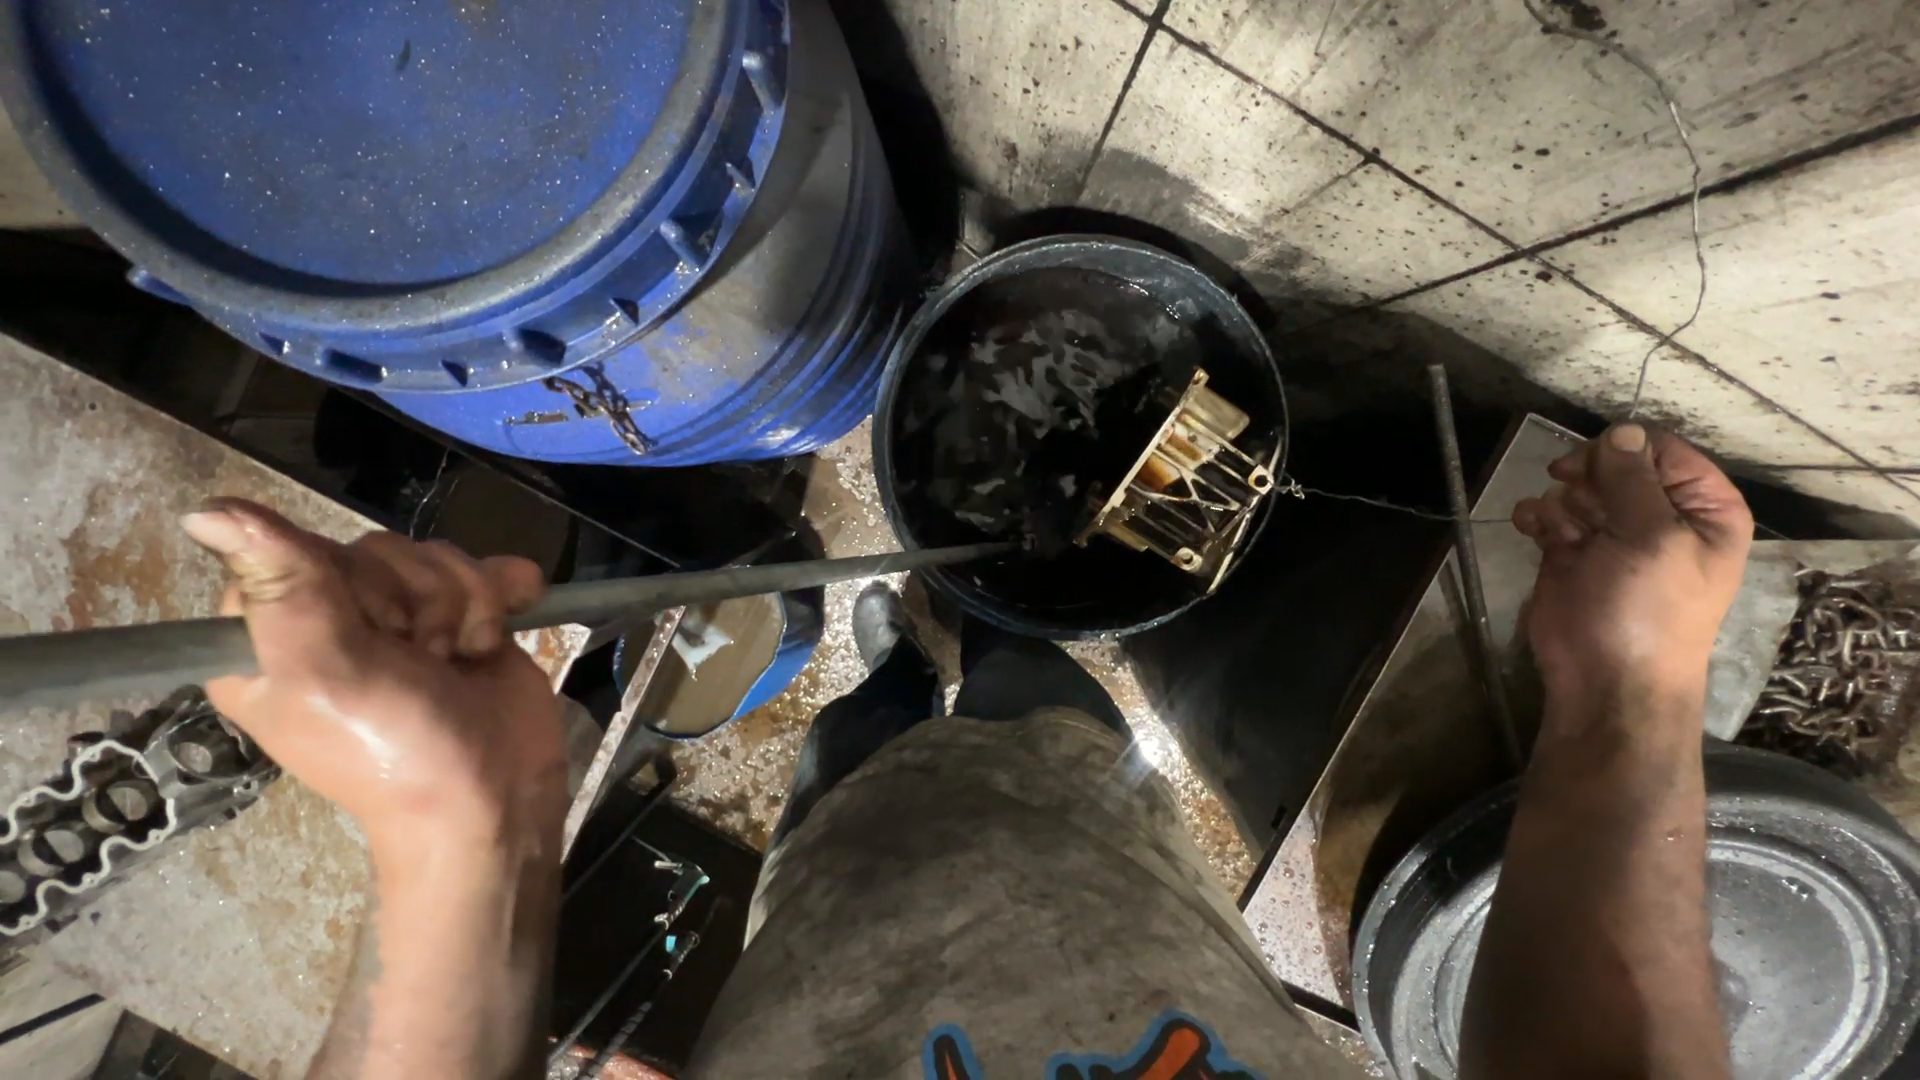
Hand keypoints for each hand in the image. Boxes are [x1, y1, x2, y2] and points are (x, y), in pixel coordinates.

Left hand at [180, 498, 566, 856]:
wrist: (495, 794)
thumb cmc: (397, 749)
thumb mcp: (326, 676)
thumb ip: (284, 590)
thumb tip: (210, 507)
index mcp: (274, 633)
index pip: (304, 551)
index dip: (356, 583)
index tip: (374, 638)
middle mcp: (339, 619)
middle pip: (386, 551)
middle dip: (422, 601)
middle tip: (425, 661)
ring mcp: (412, 619)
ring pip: (444, 557)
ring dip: (470, 607)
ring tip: (464, 659)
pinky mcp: (471, 619)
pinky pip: (493, 567)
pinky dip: (509, 592)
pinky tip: (503, 632)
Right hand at [1512, 424, 1751, 711]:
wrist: (1606, 673)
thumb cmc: (1645, 607)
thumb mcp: (1651, 537)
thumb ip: (1633, 480)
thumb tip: (1621, 430)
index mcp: (1701, 509)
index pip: (1662, 452)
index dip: (1623, 450)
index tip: (1591, 465)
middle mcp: (1657, 516)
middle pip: (1612, 465)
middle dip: (1587, 478)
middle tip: (1572, 492)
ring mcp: (1610, 534)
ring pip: (1576, 489)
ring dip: (1561, 503)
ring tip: (1562, 531)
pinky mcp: (1568, 552)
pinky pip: (1547, 515)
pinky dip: (1536, 517)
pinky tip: (1533, 531)